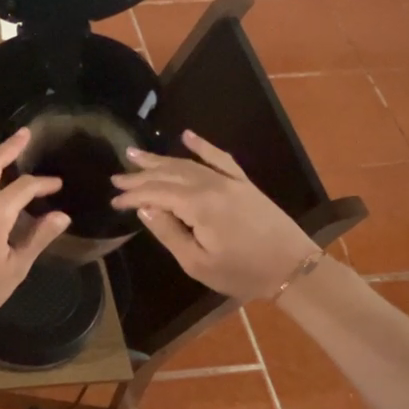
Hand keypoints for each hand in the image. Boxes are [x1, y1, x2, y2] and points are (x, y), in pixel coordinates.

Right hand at [110, 129, 319, 299]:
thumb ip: (168, 232)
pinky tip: (187, 136)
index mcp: (199, 205)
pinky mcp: (244, 184)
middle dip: (141, 175)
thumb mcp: (197, 262)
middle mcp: (212, 185)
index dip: (133, 196)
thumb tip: (145, 208)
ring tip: (136, 154)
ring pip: (188, 164)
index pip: (156, 193)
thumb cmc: (242, 272)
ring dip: (161, 160)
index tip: (114, 202)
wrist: (294, 269)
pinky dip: (203, 146)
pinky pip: (220, 158)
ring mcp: (230, 181)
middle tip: (116, 177)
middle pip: (169, 174)